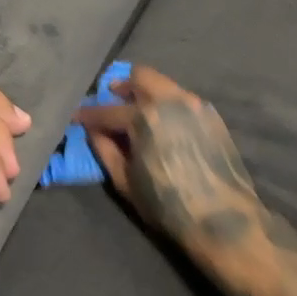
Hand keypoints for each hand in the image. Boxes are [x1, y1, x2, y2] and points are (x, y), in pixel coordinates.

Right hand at [75, 65, 263, 252]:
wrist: (221, 218)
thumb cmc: (165, 204)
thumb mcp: (125, 180)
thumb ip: (105, 149)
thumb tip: (93, 131)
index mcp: (145, 118)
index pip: (108, 110)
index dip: (87, 114)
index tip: (75, 117)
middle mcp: (171, 101)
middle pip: (141, 77)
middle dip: (121, 87)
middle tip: (109, 100)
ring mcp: (196, 105)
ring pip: (164, 85)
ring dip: (145, 92)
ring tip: (133, 112)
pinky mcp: (212, 116)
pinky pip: (182, 99)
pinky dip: (165, 103)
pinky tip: (160, 125)